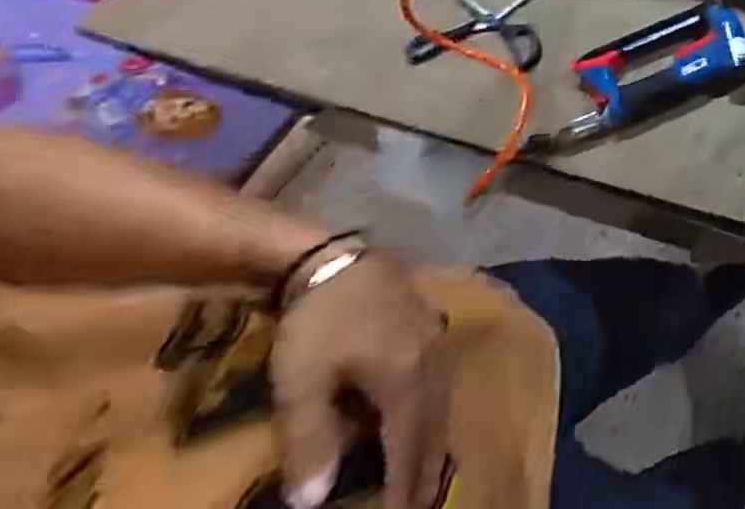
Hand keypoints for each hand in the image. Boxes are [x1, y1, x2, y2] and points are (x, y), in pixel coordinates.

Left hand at [272, 252, 450, 508]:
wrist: (340, 260)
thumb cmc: (319, 323)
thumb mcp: (302, 384)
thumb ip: (311, 441)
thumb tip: (314, 503)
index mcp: (406, 381)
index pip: (408, 448)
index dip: (403, 489)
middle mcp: (432, 365)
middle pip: (434, 427)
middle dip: (426, 472)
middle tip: (421, 506)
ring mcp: (436, 343)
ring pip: (442, 403)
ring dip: (434, 443)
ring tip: (429, 474)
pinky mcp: (431, 328)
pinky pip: (440, 382)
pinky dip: (434, 412)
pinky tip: (429, 416)